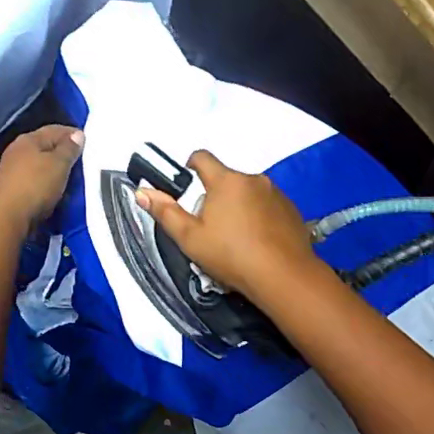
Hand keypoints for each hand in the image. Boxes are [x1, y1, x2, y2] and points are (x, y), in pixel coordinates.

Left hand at [0, 125, 84, 229]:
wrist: (6, 218)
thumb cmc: (35, 186)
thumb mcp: (59, 164)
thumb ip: (69, 149)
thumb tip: (77, 134)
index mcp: (28, 139)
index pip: (54, 129)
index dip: (72, 134)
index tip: (89, 142)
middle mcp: (18, 151)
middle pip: (46, 147)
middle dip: (64, 153)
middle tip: (83, 162)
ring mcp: (13, 172)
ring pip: (41, 166)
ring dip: (56, 171)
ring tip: (74, 179)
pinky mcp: (13, 191)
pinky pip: (36, 182)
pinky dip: (48, 184)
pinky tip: (57, 192)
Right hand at [134, 150, 324, 298]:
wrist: (282, 276)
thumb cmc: (230, 255)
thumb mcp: (189, 238)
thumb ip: (165, 212)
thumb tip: (141, 191)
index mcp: (226, 181)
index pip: (202, 158)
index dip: (190, 166)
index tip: (186, 183)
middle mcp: (254, 180)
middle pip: (226, 180)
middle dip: (215, 197)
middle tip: (209, 228)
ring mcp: (277, 194)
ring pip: (249, 194)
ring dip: (239, 208)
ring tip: (236, 240)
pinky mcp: (292, 211)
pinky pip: (269, 208)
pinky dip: (260, 219)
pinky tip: (258, 244)